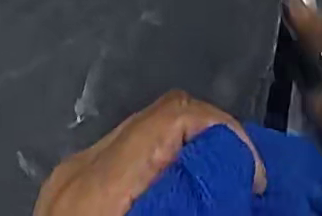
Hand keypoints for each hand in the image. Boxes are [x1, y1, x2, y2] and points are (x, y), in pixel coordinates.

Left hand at [33, 90, 265, 215]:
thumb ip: (194, 206)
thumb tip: (241, 190)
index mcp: (96, 190)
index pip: (172, 115)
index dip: (224, 131)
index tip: (253, 177)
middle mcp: (78, 170)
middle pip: (161, 116)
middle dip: (211, 141)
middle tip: (244, 183)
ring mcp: (68, 179)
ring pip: (145, 133)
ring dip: (187, 154)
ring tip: (217, 191)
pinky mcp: (68, 193)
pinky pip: (126, 157)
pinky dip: (160, 169)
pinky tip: (178, 199)